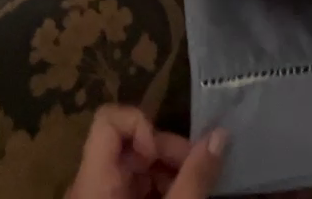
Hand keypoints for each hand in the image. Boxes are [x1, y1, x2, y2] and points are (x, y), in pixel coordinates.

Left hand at [64, 105, 224, 198]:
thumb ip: (195, 176)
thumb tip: (222, 133)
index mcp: (93, 179)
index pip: (108, 119)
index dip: (141, 126)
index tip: (162, 154)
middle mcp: (89, 184)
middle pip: (129, 143)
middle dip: (168, 152)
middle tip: (199, 172)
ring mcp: (96, 198)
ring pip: (133, 167)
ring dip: (167, 172)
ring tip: (193, 190)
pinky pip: (130, 187)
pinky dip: (157, 188)